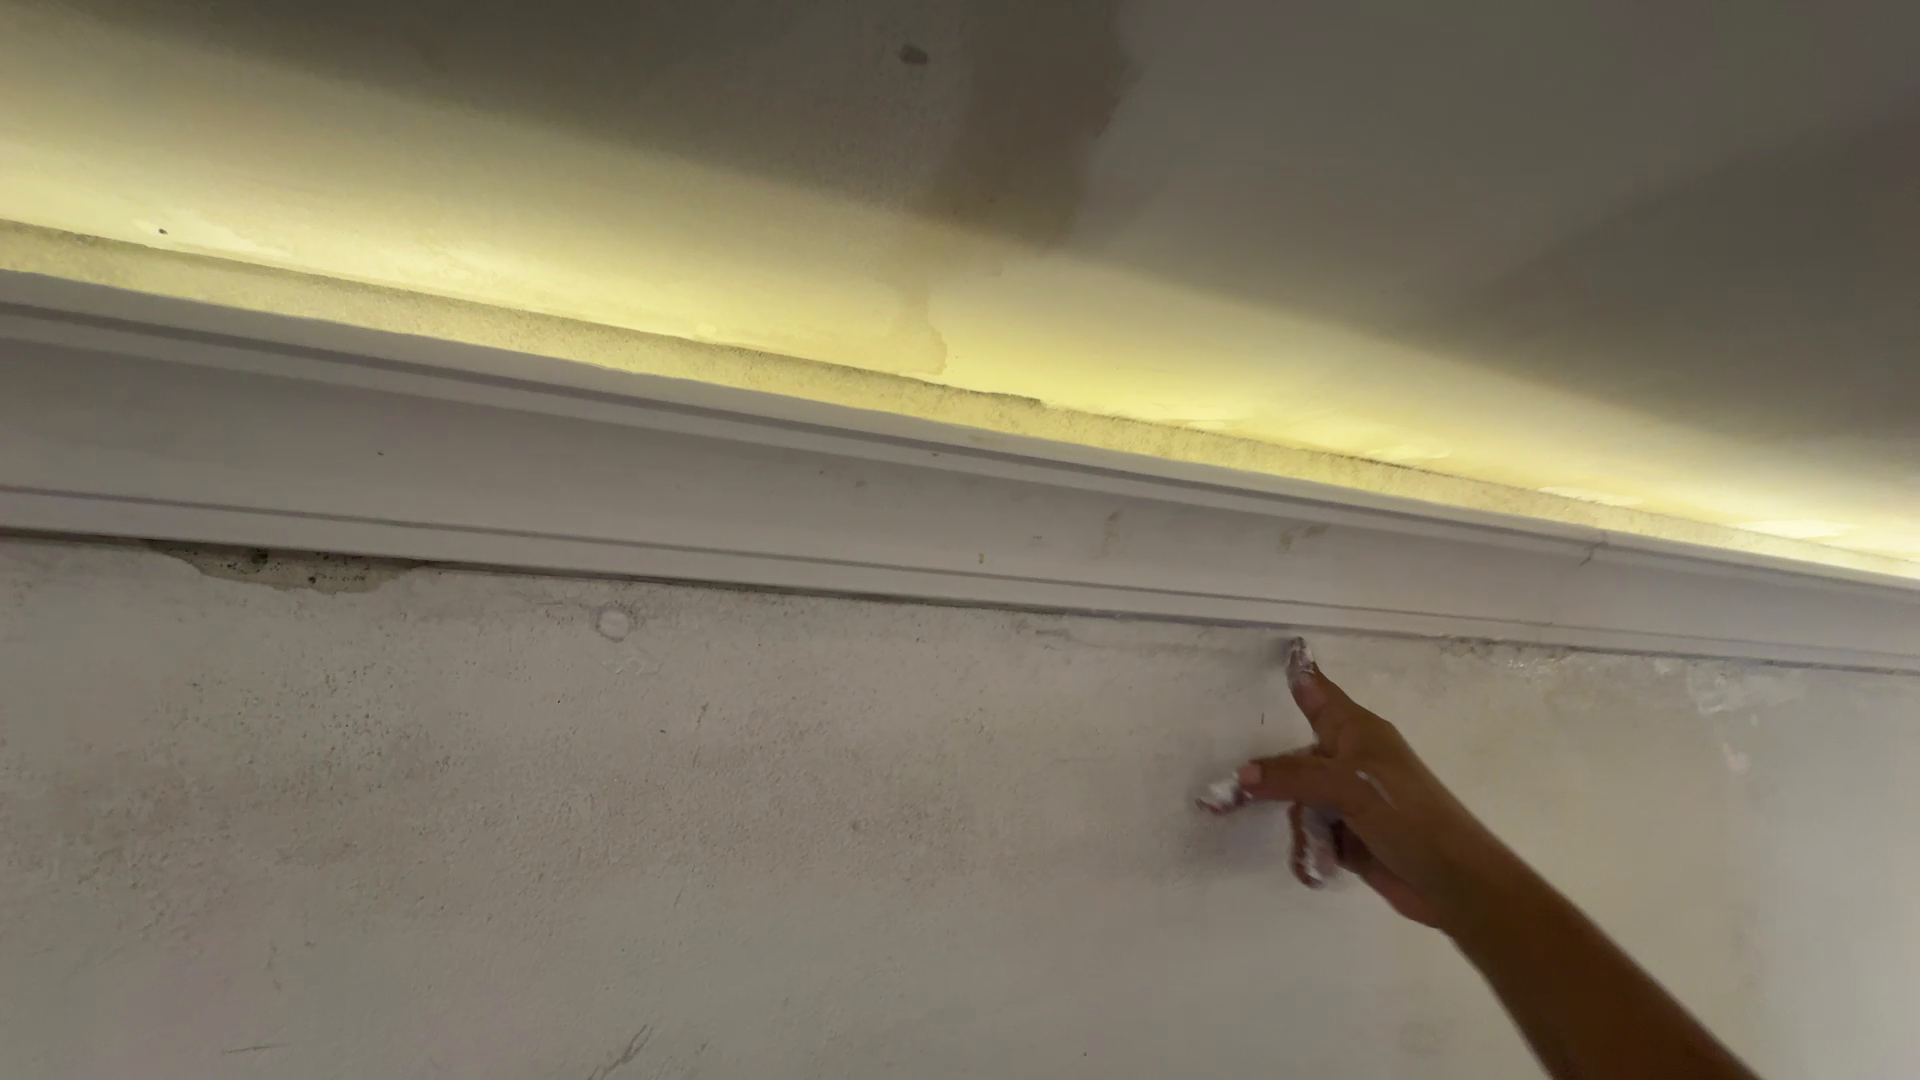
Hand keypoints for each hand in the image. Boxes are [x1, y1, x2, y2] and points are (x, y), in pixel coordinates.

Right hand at [1235, 640, 1513, 930]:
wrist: (1457, 887)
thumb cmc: (1411, 818)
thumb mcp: (1350, 786)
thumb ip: (1291, 776)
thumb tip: (1241, 776)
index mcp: (1357, 732)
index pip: (1320, 692)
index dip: (1301, 673)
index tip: (1285, 648)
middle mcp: (1350, 760)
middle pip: (1293, 756)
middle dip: (1269, 777)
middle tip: (1227, 796)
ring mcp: (1349, 800)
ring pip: (1296, 798)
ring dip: (1298, 824)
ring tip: (1311, 842)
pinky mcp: (1349, 835)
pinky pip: (1310, 832)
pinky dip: (1310, 848)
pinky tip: (1318, 862)